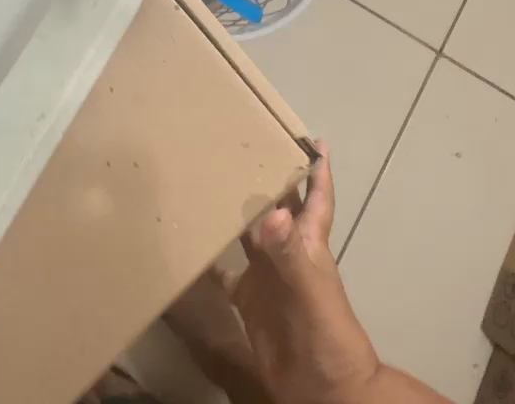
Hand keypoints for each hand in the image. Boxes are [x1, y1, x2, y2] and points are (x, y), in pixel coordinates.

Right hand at [228, 148, 383, 403]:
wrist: (322, 389)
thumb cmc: (326, 333)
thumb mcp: (310, 290)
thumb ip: (289, 254)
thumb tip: (273, 212)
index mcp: (308, 243)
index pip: (316, 197)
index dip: (317, 168)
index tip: (309, 137)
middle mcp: (286, 252)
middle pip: (278, 206)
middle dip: (266, 178)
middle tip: (238, 146)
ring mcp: (266, 276)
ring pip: (249, 233)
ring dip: (234, 212)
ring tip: (207, 182)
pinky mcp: (248, 300)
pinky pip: (225, 272)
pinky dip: (209, 259)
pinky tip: (188, 243)